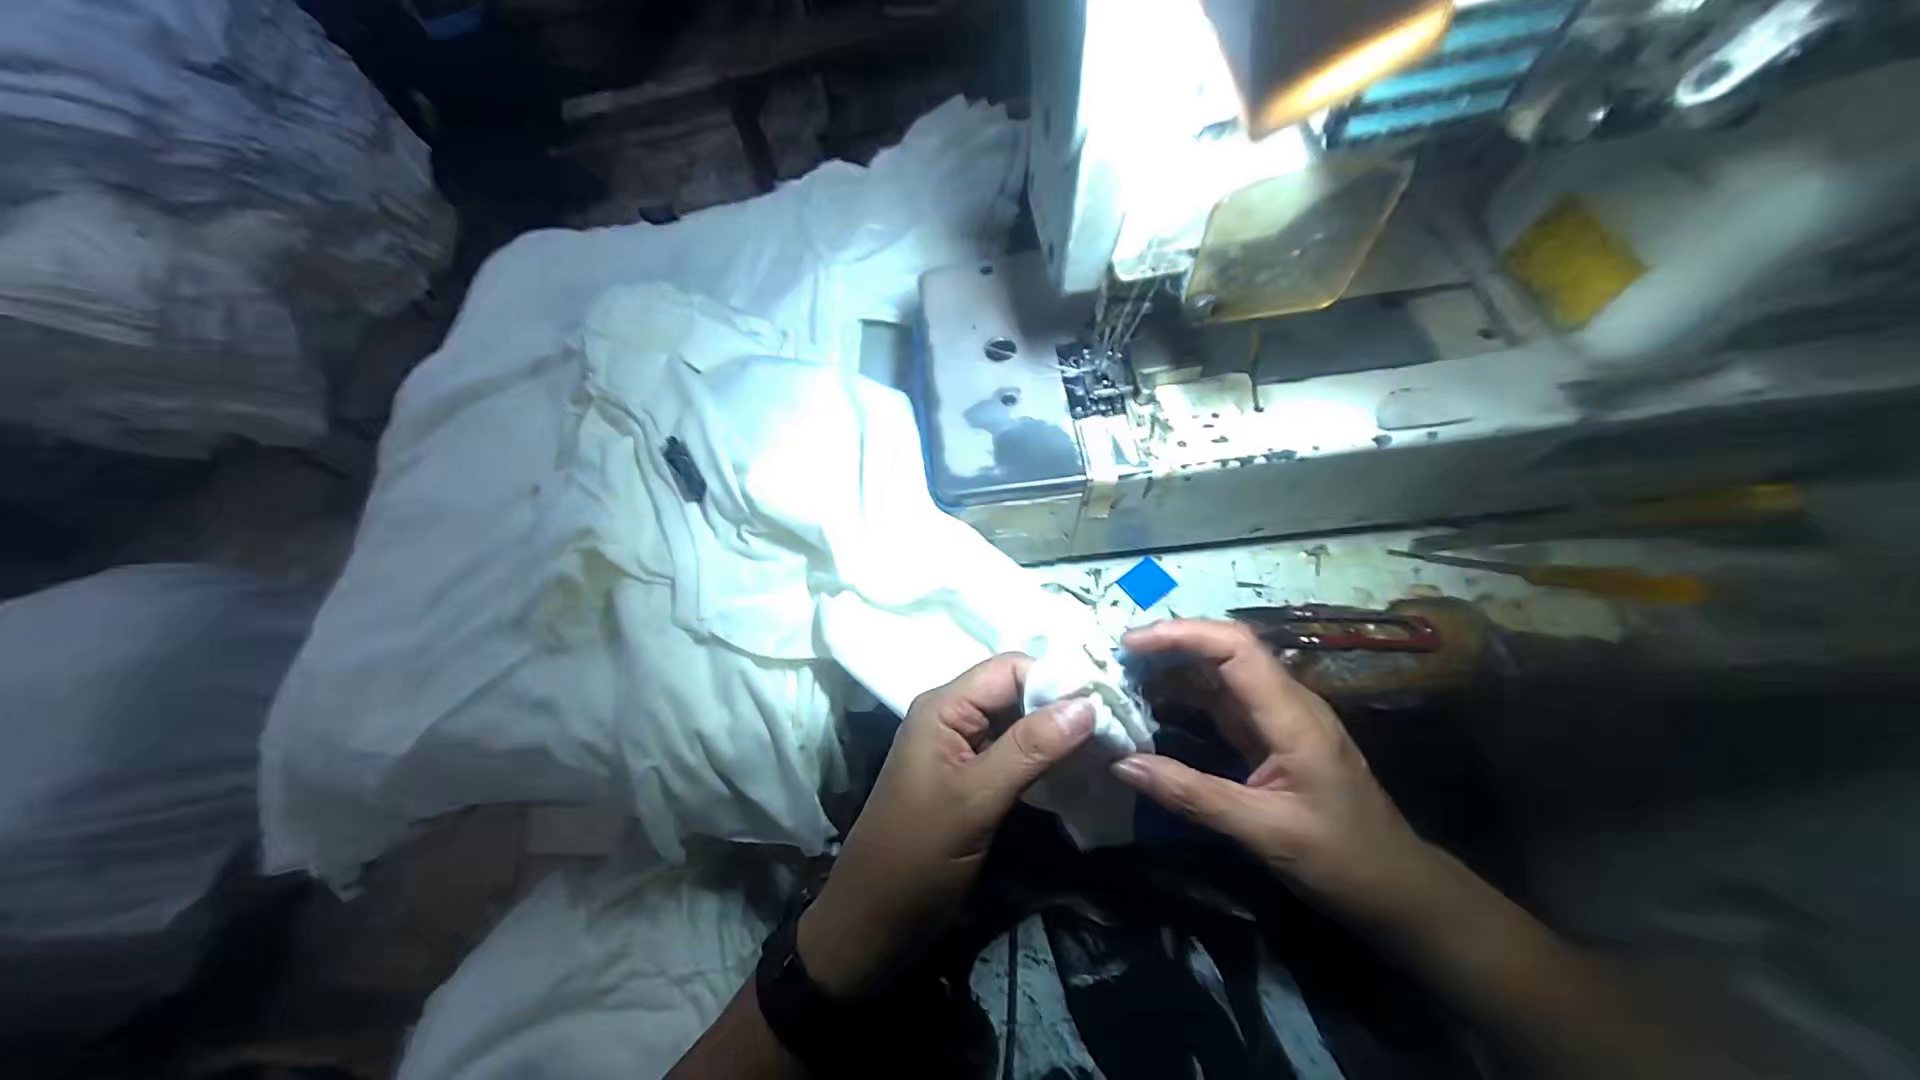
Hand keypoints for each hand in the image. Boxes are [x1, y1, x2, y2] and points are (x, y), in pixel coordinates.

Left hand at [798, 653, 1094, 995]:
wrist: (875, 919)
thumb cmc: (917, 854)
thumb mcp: (975, 799)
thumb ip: (1030, 748)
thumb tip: (1088, 704)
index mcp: (944, 707)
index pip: (1010, 668)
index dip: (1057, 680)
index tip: (1105, 706)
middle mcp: (954, 716)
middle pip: (1018, 691)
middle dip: (1064, 706)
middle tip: (1117, 728)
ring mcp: (963, 747)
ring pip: (1021, 722)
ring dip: (1060, 733)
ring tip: (1109, 747)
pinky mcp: (974, 777)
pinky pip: (1016, 752)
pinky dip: (1047, 757)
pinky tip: (1080, 770)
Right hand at [1110, 619, 1438, 917]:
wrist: (1398, 889)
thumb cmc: (1342, 859)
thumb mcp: (1263, 831)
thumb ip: (1191, 795)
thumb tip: (1121, 763)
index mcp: (1293, 716)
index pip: (1236, 648)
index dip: (1182, 635)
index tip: (1132, 644)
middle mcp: (1286, 703)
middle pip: (1226, 649)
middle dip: (1170, 644)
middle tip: (1117, 657)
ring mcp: (1278, 718)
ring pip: (1220, 673)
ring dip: (1173, 668)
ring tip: (1124, 678)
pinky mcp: (1269, 735)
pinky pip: (1221, 701)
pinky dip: (1184, 697)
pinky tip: (1153, 707)